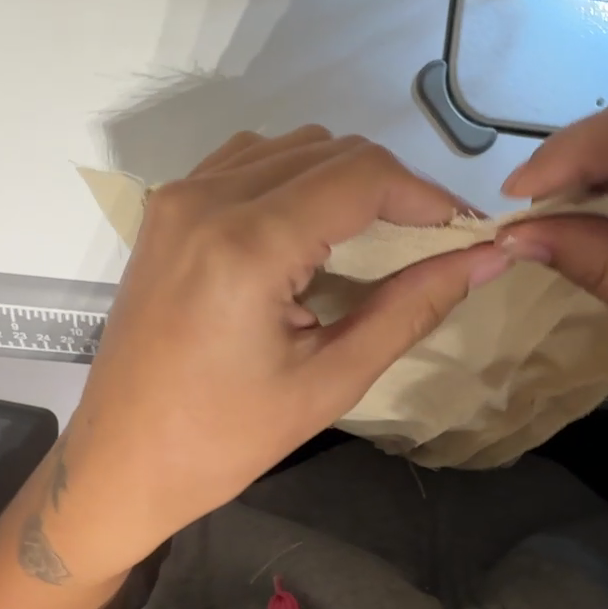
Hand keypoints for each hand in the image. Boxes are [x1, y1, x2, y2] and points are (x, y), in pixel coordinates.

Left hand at [0, 128, 508, 608]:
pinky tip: (309, 230)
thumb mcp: (330, 381)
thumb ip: (411, 308)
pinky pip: (248, 161)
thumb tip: (487, 260)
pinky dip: (295, 179)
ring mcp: (178, 197)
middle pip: (330, 150)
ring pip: (291, 147)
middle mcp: (207, 199)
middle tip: (427, 242)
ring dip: (344, 180)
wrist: (120, 462)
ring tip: (373, 239)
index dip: (426, 195)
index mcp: (247, 245)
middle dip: (392, 188)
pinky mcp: (165, 209)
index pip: (362, 176)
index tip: (465, 232)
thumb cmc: (224, 440)